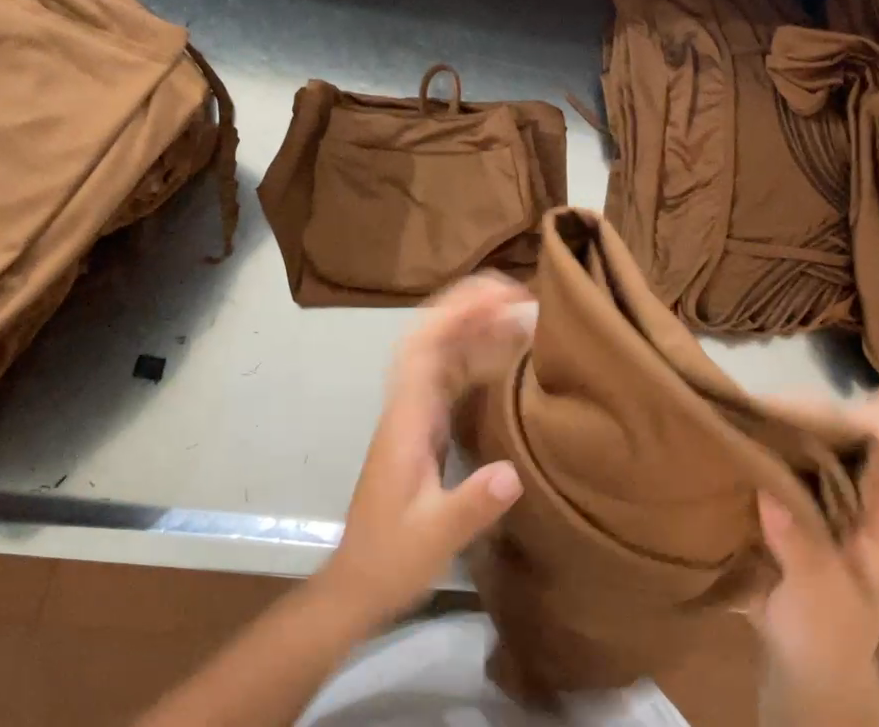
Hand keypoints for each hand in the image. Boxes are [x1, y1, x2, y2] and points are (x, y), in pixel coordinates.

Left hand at [318, 274, 532, 625]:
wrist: (357, 585)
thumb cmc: (390, 560)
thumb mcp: (433, 537)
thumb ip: (470, 506)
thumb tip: (513, 472)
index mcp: (406, 420)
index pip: (425, 347)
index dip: (458, 312)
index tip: (499, 294)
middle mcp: (408, 407)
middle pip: (432, 338)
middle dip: (470, 307)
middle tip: (520, 294)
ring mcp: (415, 417)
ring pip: (442, 355)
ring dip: (476, 327)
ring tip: (521, 314)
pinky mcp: (425, 432)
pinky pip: (451, 379)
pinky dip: (477, 358)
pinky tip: (506, 359)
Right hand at [753, 386, 878, 724]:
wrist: (806, 662)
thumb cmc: (826, 638)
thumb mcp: (821, 602)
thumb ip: (804, 549)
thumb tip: (772, 494)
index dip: (866, 415)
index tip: (808, 424)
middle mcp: (870, 482)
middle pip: (852, 415)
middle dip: (807, 412)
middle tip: (757, 425)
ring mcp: (835, 479)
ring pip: (815, 421)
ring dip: (778, 420)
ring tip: (739, 430)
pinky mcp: (801, 482)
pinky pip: (785, 442)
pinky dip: (761, 435)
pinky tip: (734, 442)